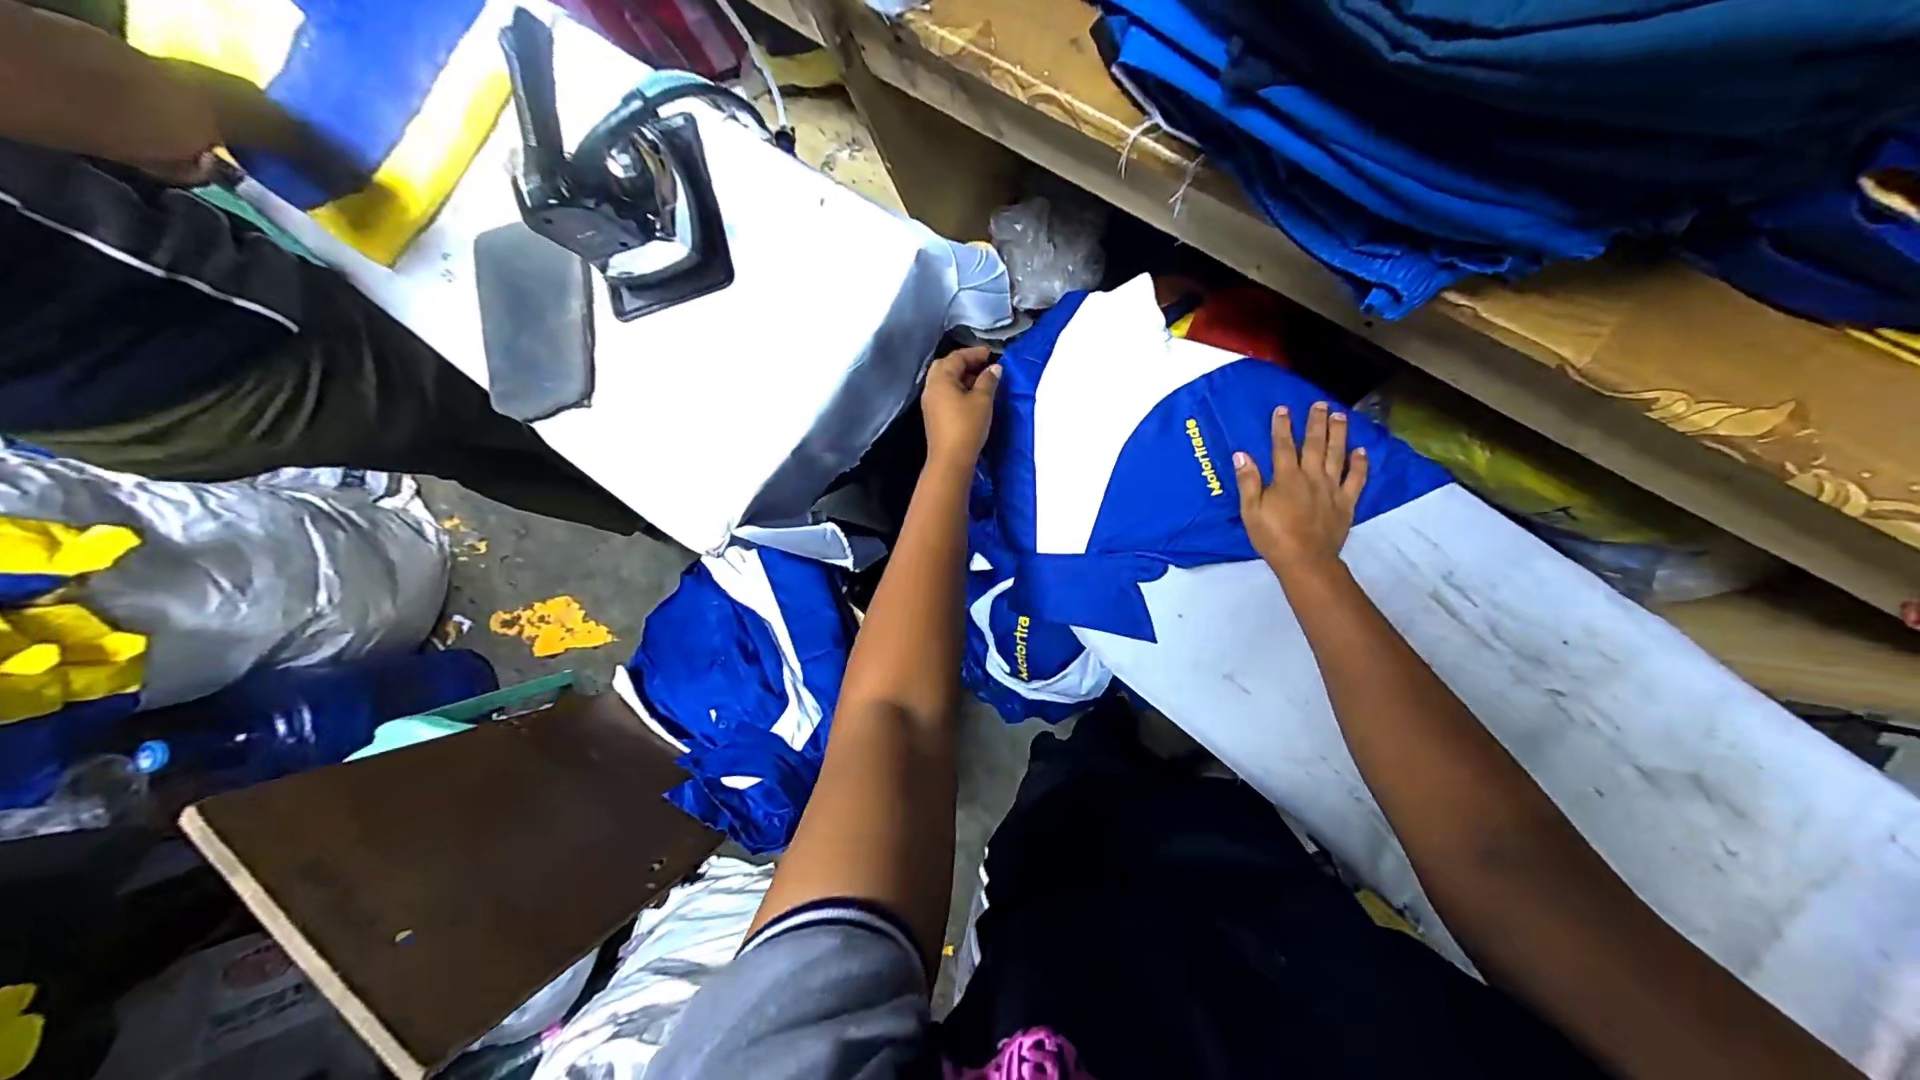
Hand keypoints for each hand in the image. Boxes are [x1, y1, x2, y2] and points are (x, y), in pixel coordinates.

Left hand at [921, 346, 1000, 468]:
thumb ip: (988, 380)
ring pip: (944, 380)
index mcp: (940, 379)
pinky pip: (944, 393)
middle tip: (984, 366)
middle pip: (946, 366)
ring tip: (982, 381)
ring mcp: (930, 401)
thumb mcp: (982, 400)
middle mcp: (931, 387)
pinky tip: (972, 396)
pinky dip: (957, 388)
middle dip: (965, 363)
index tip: (992, 355)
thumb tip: (994, 368)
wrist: (950, 459)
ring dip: (962, 376)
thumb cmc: (967, 426)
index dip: (975, 353)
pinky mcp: (933, 414)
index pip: (956, 357)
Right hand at [1233, 401, 1367, 574]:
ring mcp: (1332, 488)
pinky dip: (1360, 463)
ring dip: (1338, 434)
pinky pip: (1356, 479)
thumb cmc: (1273, 536)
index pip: (1282, 446)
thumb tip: (1242, 455)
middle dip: (1316, 422)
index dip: (1282, 427)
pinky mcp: (1346, 502)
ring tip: (1341, 416)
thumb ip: (1248, 482)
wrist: (1306, 560)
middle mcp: (1311, 477)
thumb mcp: (1251, 511)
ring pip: (1336, 455)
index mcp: (1286, 478)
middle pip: (1314, 444)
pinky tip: (1361, 450)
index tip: (1283, 409)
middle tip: (1320, 404)